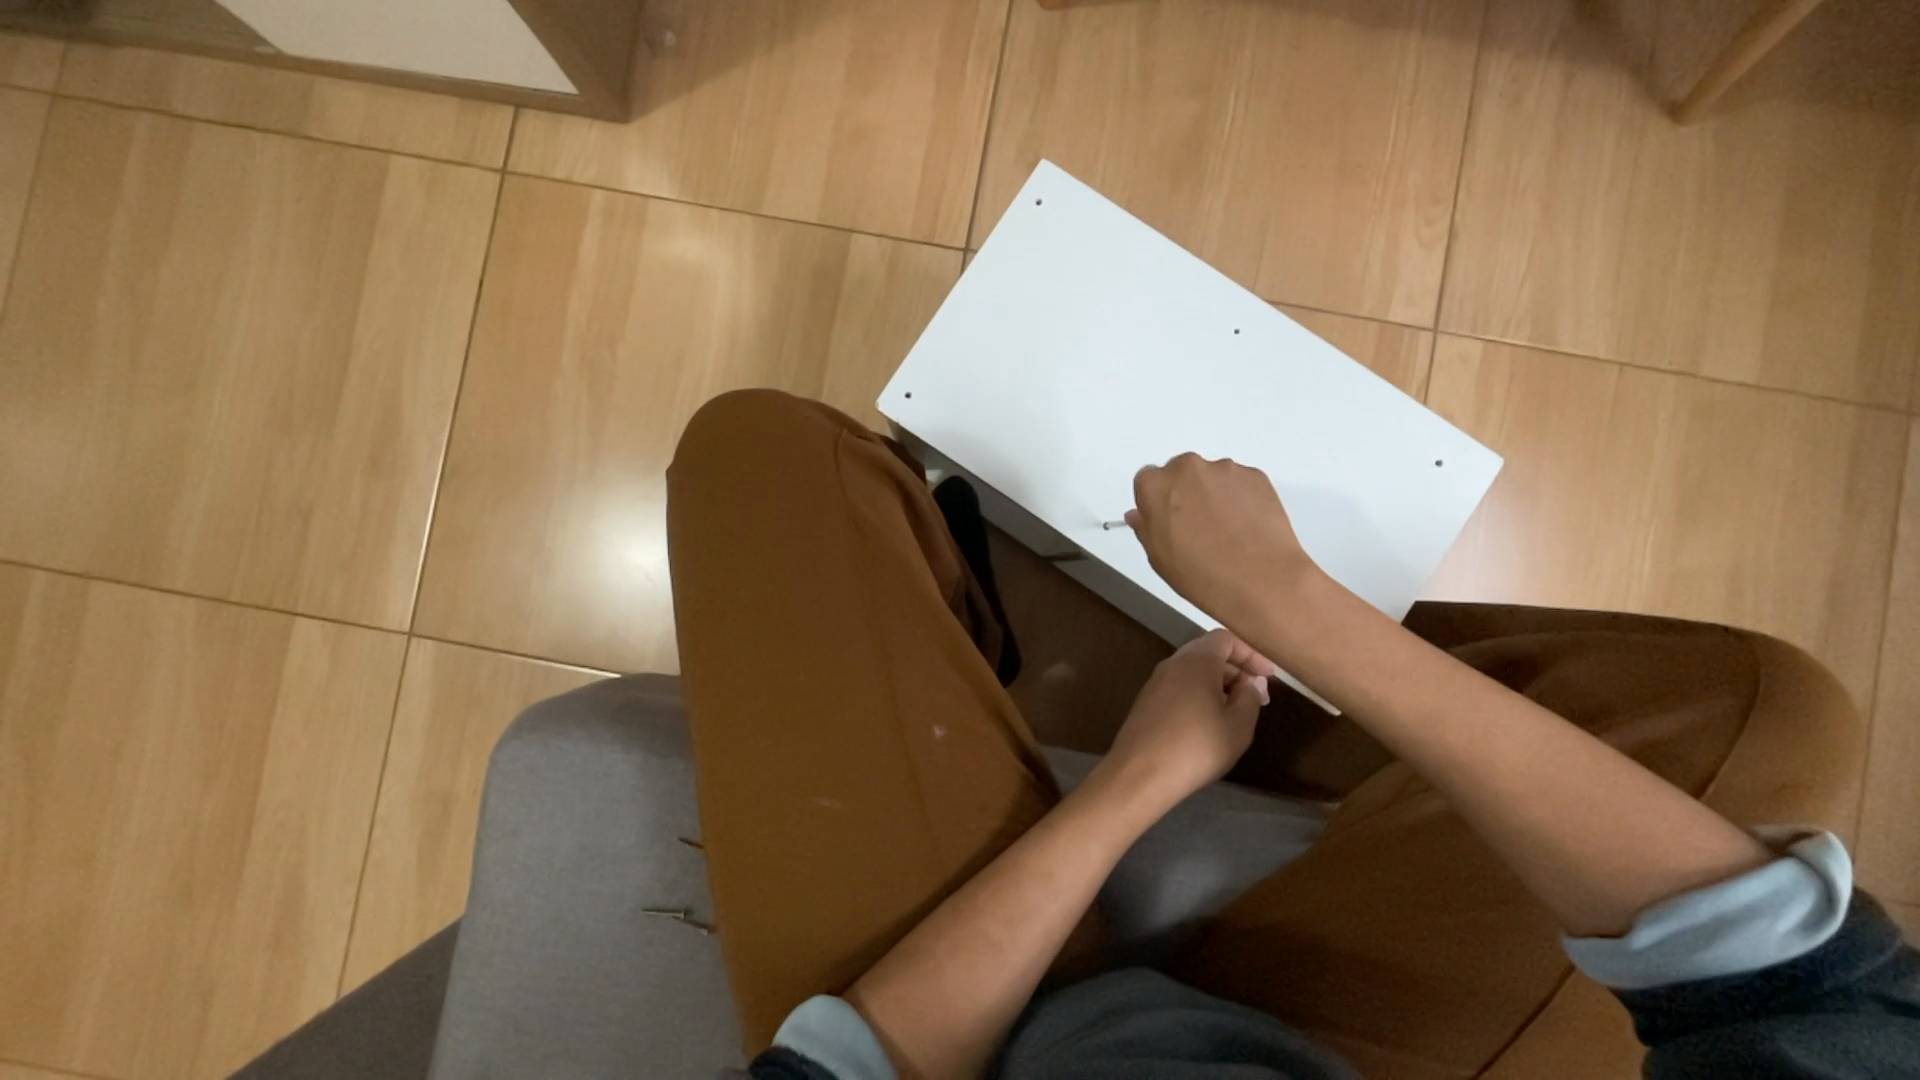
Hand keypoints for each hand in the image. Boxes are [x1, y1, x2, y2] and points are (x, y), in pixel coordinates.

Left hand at [1097, 630, 1274, 808]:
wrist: (1141, 773)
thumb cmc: (1197, 746)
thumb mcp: (1238, 725)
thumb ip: (1250, 697)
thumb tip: (1251, 682)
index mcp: (1196, 660)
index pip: (1225, 639)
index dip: (1250, 654)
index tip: (1268, 677)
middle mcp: (1172, 663)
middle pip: (1208, 653)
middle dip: (1236, 671)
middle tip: (1257, 698)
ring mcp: (1155, 683)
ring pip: (1192, 672)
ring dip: (1217, 685)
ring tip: (1236, 713)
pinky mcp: (1146, 702)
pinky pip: (1179, 688)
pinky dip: (1198, 696)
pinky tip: (1208, 723)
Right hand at [1126, 453, 1317, 625]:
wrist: (1260, 579)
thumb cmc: (1199, 573)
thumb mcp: (1158, 558)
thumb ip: (1146, 527)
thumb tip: (1141, 514)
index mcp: (1155, 485)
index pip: (1147, 481)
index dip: (1157, 503)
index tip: (1167, 523)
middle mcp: (1188, 468)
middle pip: (1181, 473)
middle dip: (1186, 493)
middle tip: (1197, 527)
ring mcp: (1225, 469)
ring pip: (1212, 478)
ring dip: (1214, 495)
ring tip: (1227, 530)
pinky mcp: (1256, 476)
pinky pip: (1240, 484)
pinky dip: (1241, 499)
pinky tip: (1247, 527)